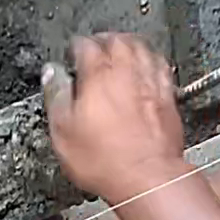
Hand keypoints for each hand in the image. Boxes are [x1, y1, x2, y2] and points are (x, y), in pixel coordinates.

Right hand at [42, 33, 193, 203]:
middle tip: (96, 49)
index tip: (71, 56)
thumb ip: (56, 96)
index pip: (83, 45)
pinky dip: (152, 62)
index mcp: (97, 74)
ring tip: (121, 50)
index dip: (74, 49)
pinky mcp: (168, 98)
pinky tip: (149, 67)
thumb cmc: (106, 161)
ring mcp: (150, 83)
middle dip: (103, 42)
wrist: (146, 178)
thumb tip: (51, 74)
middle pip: (115, 40)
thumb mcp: (63, 133)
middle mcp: (126, 71)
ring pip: (141, 48)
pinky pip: (161, 67)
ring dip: (129, 45)